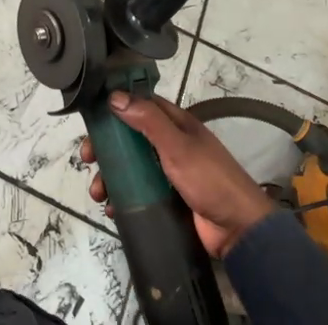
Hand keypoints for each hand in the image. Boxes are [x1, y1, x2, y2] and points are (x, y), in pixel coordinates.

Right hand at [82, 92, 275, 256]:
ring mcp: (169, 173)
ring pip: (130, 167)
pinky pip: (137, 192)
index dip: (114, 108)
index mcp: (177, 124)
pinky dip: (122, 198)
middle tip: (87, 159)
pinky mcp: (167, 198)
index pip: (140, 105)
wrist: (240, 231)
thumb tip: (114, 96)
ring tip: (98, 193)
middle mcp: (171, 144)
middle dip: (106, 148)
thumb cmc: (210, 180)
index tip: (91, 119)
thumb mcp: (179, 146)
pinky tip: (112, 208)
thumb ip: (148, 120)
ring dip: (110, 177)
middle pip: (129, 138)